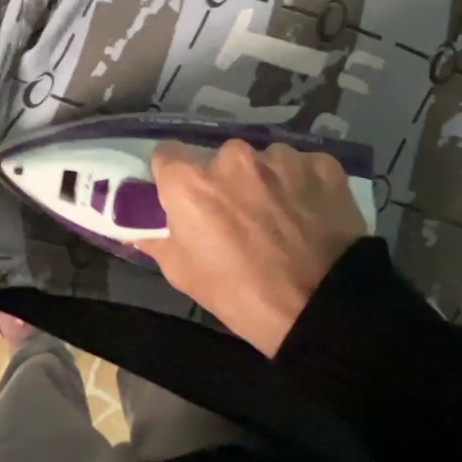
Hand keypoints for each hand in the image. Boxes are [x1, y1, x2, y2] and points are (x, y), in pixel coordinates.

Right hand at [135, 140, 368, 356]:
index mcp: (190, 181)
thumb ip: (155, 240)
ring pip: (263, 162)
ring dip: (265, 183)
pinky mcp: (321, 163)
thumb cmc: (241, 294)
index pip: (167, 154)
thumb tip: (137, 229)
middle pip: (219, 159)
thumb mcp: (183, 274)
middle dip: (224, 182)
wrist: (323, 307)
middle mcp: (232, 156)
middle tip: (238, 218)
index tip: (183, 197)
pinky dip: (302, 186)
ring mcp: (280, 157)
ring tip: (281, 220)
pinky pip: (302, 168)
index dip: (173, 176)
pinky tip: (310, 215)